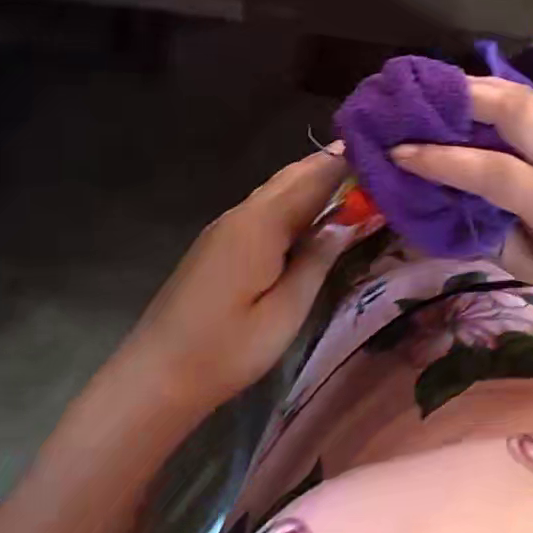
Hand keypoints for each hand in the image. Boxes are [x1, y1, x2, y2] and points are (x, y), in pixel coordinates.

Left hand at [128, 150, 358, 402]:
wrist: (152, 379)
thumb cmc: (226, 350)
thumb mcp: (286, 312)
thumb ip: (318, 259)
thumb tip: (347, 221)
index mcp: (262, 224)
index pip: (314, 179)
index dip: (348, 164)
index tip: (381, 152)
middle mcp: (243, 213)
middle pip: (294, 175)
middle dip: (333, 165)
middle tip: (373, 163)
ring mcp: (227, 226)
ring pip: (278, 187)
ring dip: (314, 180)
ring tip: (354, 180)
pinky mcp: (219, 241)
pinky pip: (266, 205)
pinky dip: (295, 197)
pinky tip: (313, 211)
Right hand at [390, 77, 532, 299]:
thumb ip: (488, 236)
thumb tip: (445, 206)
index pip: (493, 171)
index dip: (443, 159)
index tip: (400, 151)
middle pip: (514, 111)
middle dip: (462, 98)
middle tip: (417, 98)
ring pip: (525, 96)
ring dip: (480, 86)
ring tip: (440, 87)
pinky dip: (501, 89)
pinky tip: (478, 91)